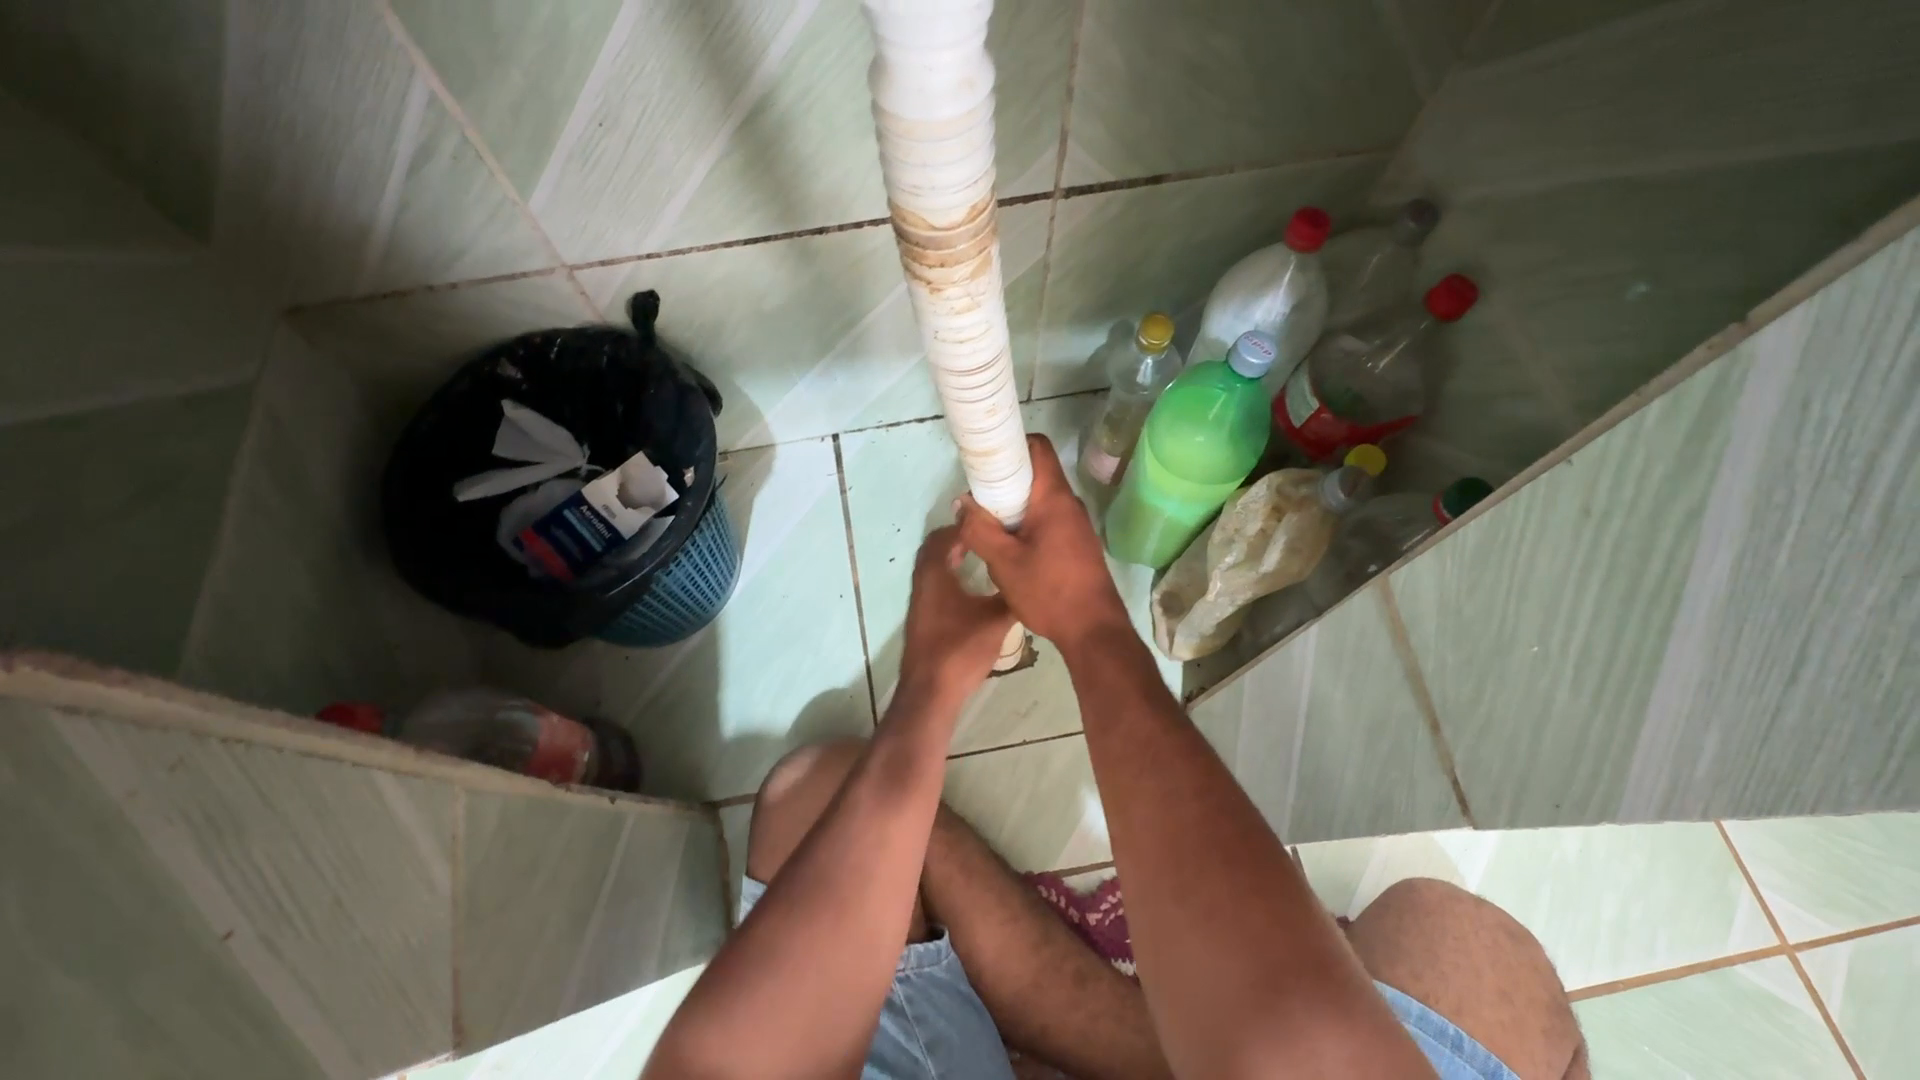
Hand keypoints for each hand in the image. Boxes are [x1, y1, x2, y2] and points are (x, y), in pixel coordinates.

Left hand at [896, 526, 1017, 701]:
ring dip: (954, 555)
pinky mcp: (922, 615)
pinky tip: (973, 586)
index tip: (995, 520)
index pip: (948, 533)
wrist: (931, 691)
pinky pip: (935, 581)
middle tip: (989, 535)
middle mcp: (922, 580)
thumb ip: (1012, 595)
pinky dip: (951, 573)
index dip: (971, 523)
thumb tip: (1030, 577)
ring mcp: (920, 599)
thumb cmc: (962, 649)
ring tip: (985, 555)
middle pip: (936, 546)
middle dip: (961, 536)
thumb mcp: (997, 619)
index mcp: (935, 572)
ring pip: (934, 565)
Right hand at [955, 435, 1131, 652]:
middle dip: (1003, 481)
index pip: (1037, 447)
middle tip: (976, 500)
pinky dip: (1025, 525)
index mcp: (1053, 497)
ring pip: (1039, 500)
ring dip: (1012, 508)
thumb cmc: (1048, 591)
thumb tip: (963, 503)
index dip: (1010, 444)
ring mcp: (1075, 525)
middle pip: (1034, 474)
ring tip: (986, 527)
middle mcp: (1068, 504)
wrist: (1093, 630)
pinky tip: (1008, 550)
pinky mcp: (1076, 545)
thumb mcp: (1003, 562)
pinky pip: (1047, 521)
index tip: (984, 460)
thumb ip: (978, 529)